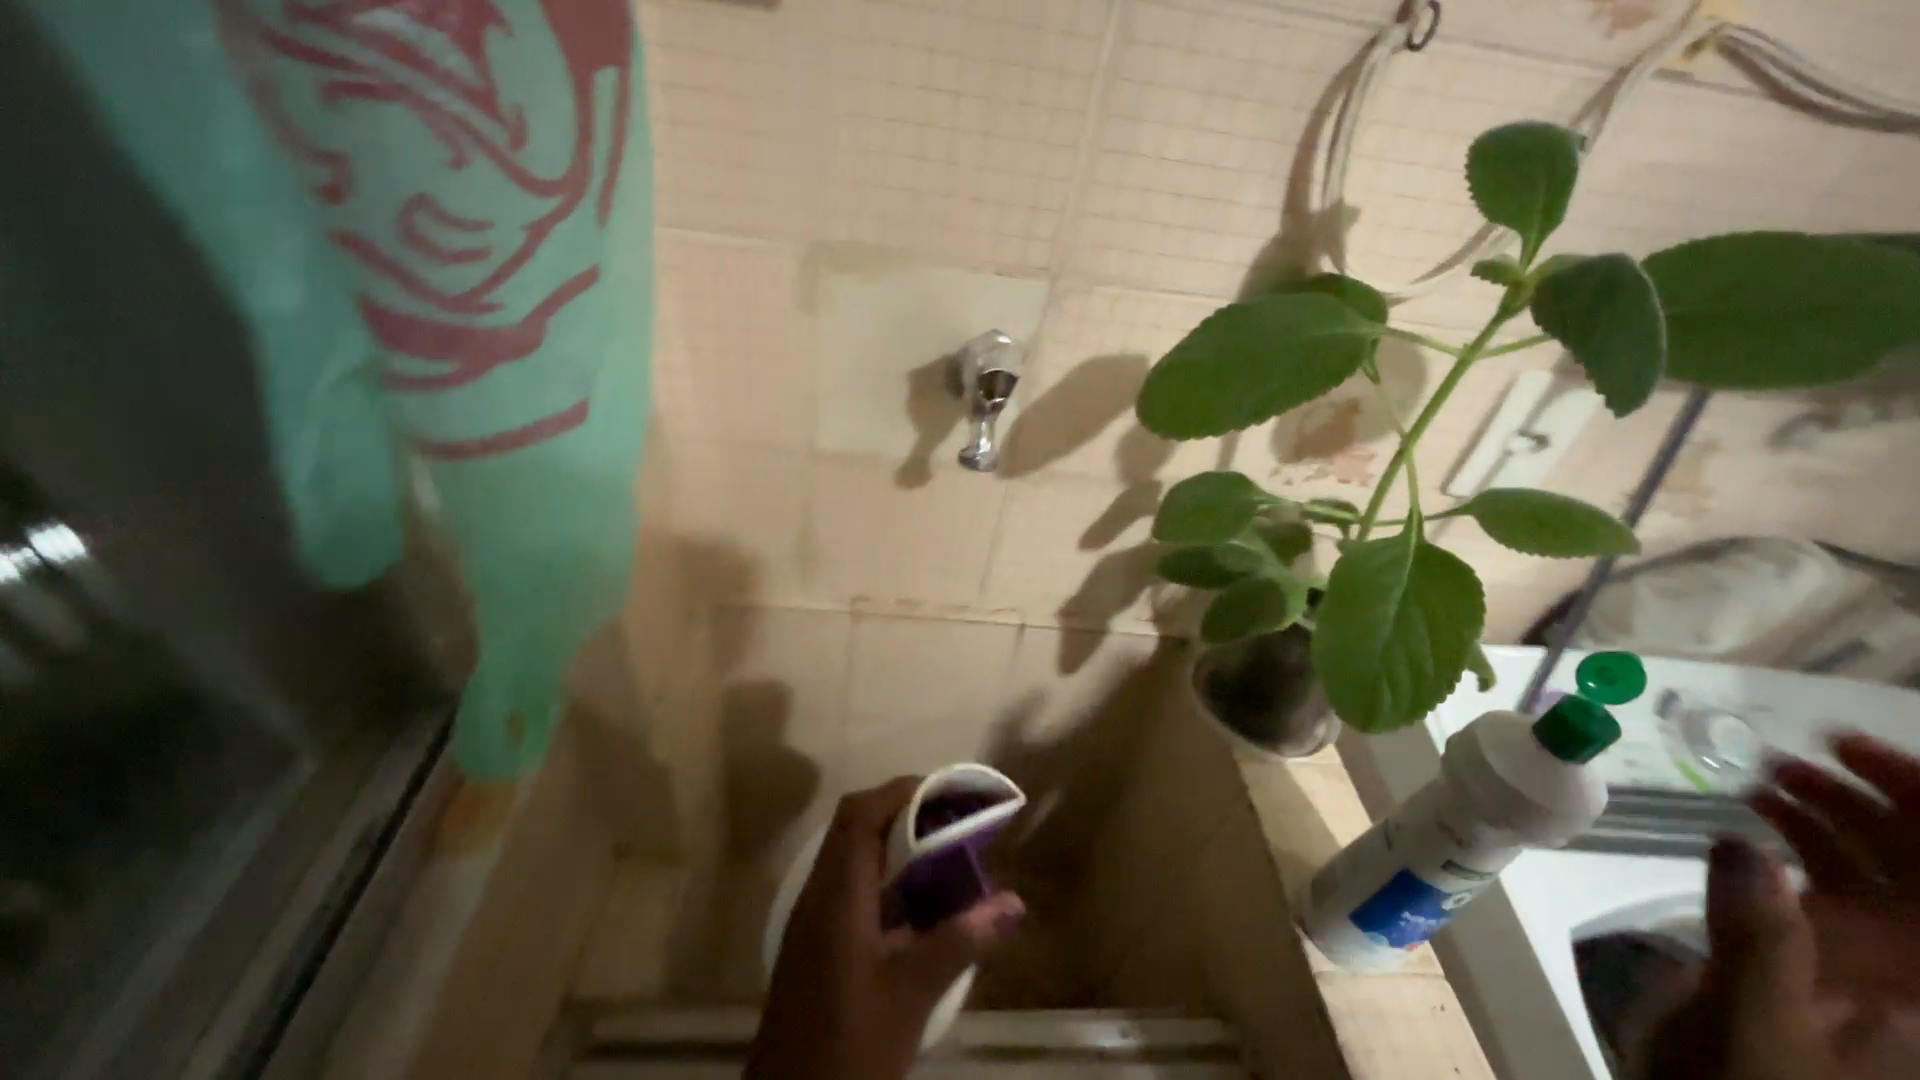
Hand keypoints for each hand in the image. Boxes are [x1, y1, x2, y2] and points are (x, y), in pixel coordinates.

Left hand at [746, 777, 1024, 1079]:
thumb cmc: (849, 1043)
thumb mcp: (913, 993)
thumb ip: (961, 941)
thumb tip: (1014, 902)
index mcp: (837, 895)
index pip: (859, 816)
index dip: (900, 793)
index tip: (945, 793)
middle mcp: (818, 896)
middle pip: (852, 830)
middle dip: (901, 816)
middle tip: (951, 824)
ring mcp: (812, 922)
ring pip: (850, 861)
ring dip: (893, 850)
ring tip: (944, 857)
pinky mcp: (815, 947)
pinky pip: (850, 892)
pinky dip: (885, 884)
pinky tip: (919, 911)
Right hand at [1637, 734, 1919, 1079]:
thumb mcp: (1759, 1028)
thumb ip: (1759, 941)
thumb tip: (1741, 845)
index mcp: (1917, 976)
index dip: (1919, 802)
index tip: (1851, 750)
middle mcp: (1910, 956)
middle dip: (1872, 797)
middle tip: (1794, 753)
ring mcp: (1871, 952)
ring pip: (1879, 864)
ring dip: (1830, 811)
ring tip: (1763, 776)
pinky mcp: (1825, 949)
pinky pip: (1833, 880)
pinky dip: (1800, 839)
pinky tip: (1754, 816)